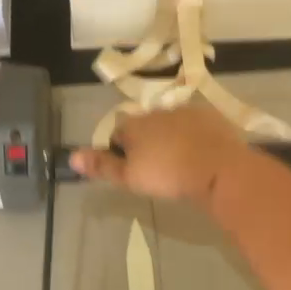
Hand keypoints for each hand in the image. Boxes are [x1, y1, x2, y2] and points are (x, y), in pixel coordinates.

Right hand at [69, 101, 255, 204]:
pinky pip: (196, 126)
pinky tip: (200, 157)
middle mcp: (158, 111)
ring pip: (171, 124)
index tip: (130, 170)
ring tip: (179, 164)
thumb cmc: (168, 175)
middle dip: (146, 143)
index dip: (120, 151)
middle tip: (155, 170)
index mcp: (135, 124)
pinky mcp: (211, 117)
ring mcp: (187, 111)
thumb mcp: (130, 177)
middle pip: (145, 126)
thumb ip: (102, 166)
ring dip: (171, 139)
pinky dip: (194, 137)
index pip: (118, 133)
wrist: (218, 169)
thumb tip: (72, 157)